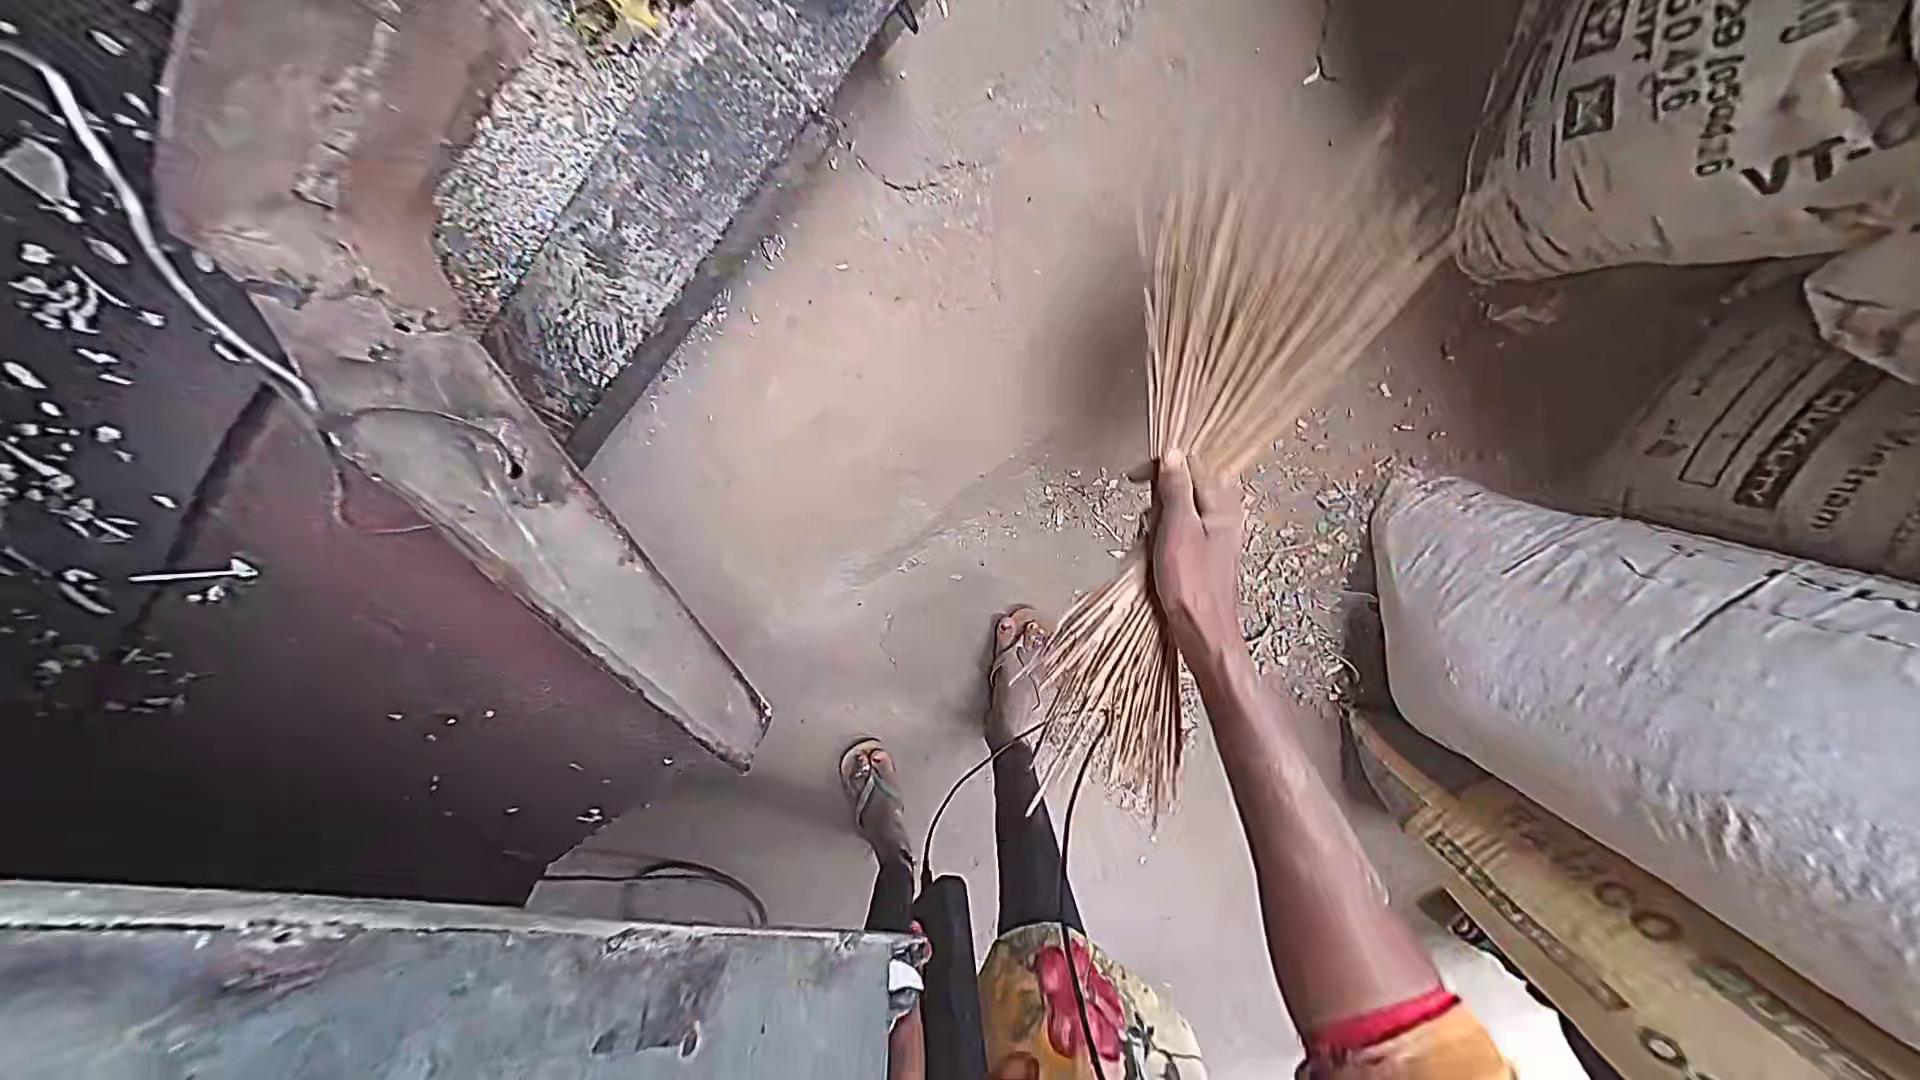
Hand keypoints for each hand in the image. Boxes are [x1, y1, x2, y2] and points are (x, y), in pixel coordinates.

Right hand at [1150, 449, 1244, 658]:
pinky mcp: (1202, 552)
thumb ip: (1175, 488)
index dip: (1161, 468)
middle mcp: (1223, 514)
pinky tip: (1156, 555)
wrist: (1201, 630)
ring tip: (1153, 545)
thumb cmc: (1190, 584)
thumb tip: (1172, 455)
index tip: (1135, 479)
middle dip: (1159, 501)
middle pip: (1183, 487)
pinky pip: (1177, 531)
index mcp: (1223, 503)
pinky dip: (1162, 538)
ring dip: (1158, 522)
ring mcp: (1213, 534)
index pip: (1190, 465)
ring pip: (1177, 510)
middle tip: (1152, 524)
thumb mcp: (1178, 527)